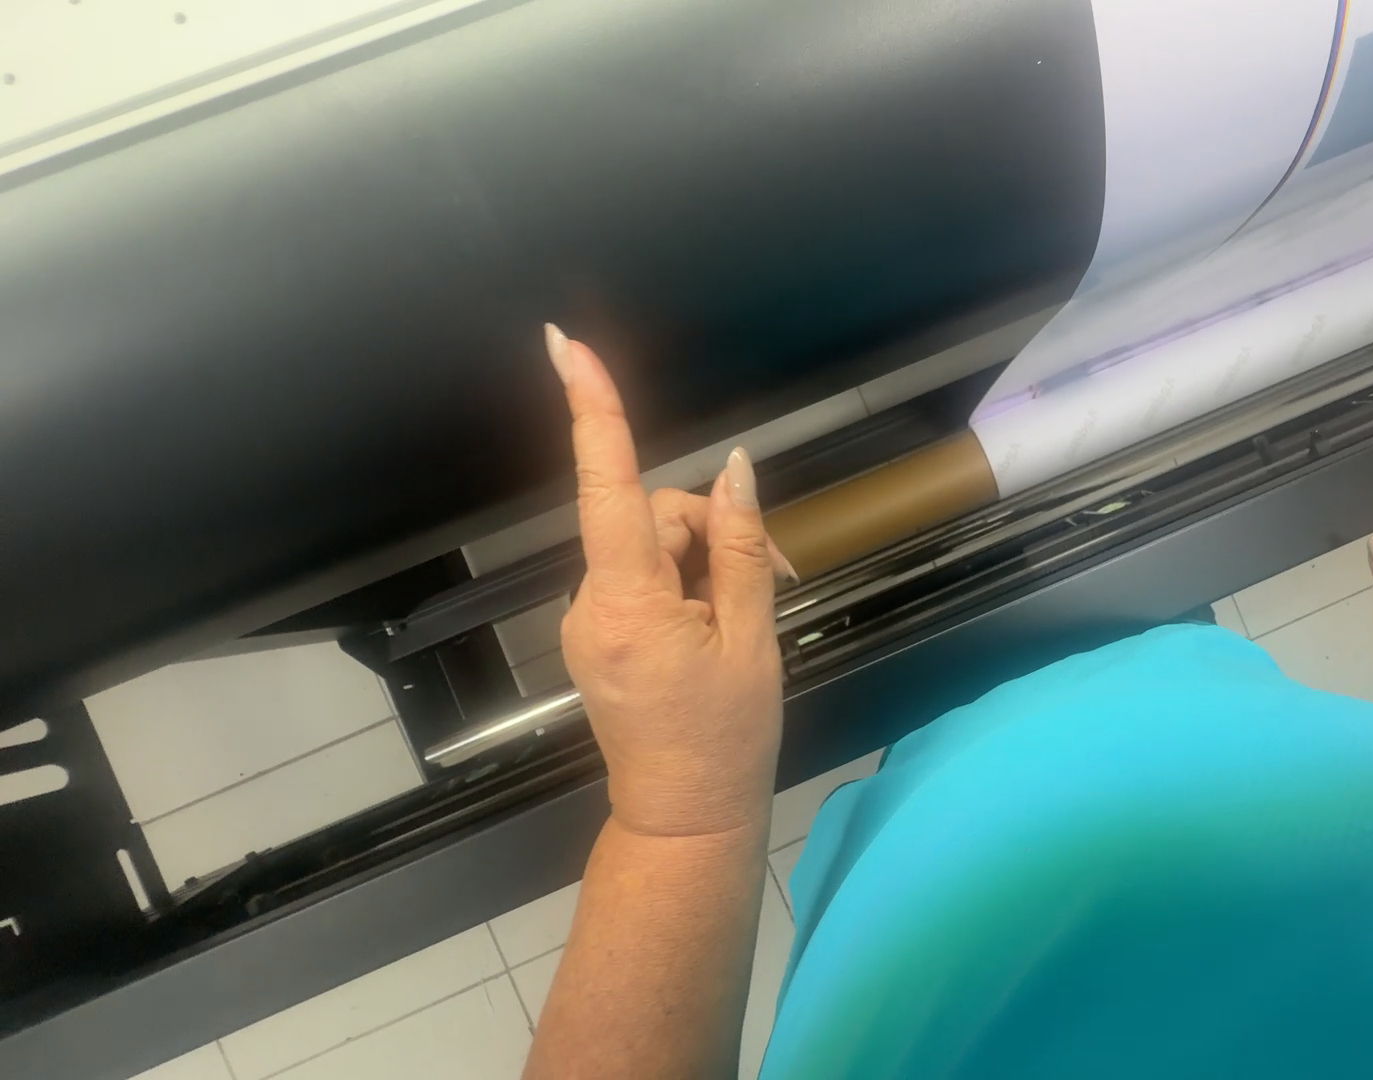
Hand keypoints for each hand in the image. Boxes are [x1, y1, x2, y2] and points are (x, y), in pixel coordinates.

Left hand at [546, 323, 784, 838]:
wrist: (685, 815)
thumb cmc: (729, 735)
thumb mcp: (753, 638)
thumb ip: (743, 550)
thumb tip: (739, 472)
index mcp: (628, 604)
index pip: (607, 491)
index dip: (593, 413)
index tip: (567, 347)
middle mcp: (591, 604)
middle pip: (651, 518)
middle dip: (714, 529)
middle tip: (775, 574)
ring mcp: (588, 619)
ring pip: (651, 546)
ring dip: (708, 559)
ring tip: (753, 607)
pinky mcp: (599, 632)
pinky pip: (645, 577)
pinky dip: (689, 582)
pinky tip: (720, 619)